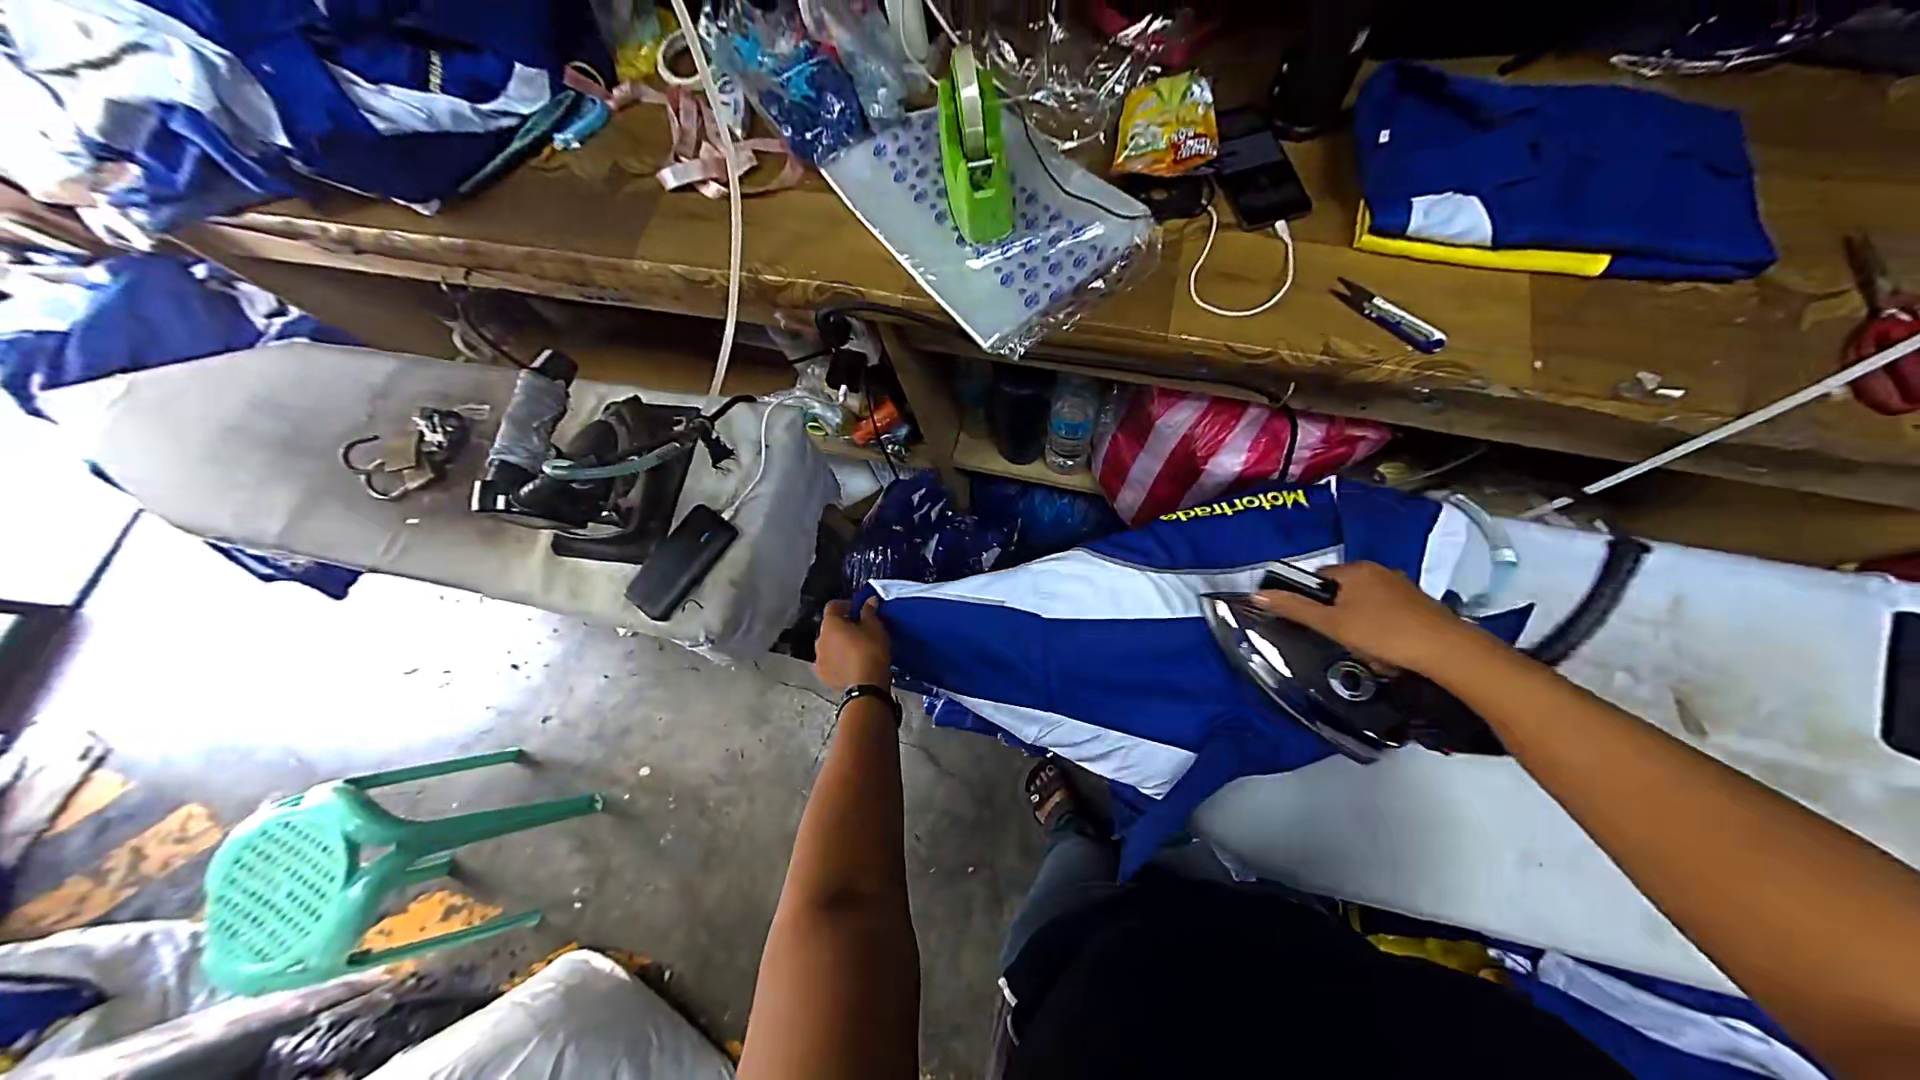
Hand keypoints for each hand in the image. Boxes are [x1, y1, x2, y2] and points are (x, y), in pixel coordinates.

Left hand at [815, 597, 892, 693]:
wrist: (866, 687)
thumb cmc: (870, 651)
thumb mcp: (875, 628)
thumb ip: (869, 612)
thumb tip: (869, 600)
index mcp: (830, 624)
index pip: (833, 606)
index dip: (846, 605)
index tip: (858, 609)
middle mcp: (819, 639)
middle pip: (830, 627)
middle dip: (843, 626)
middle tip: (860, 630)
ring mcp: (819, 659)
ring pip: (829, 645)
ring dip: (839, 644)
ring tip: (856, 649)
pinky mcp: (823, 676)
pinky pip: (830, 661)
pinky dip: (838, 660)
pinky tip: (851, 664)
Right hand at [1253, 562, 1487, 674]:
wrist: (1445, 651)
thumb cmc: (1382, 633)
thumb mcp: (1331, 624)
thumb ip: (1294, 608)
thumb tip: (1258, 595)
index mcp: (1355, 570)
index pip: (1318, 579)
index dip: (1312, 602)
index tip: (1318, 624)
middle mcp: (1379, 570)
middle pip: (1342, 593)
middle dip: (1339, 618)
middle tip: (1344, 640)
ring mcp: (1402, 586)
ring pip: (1365, 607)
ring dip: (1361, 628)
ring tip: (1369, 651)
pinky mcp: (1420, 604)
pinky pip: (1387, 615)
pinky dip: (1383, 631)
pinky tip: (1390, 651)